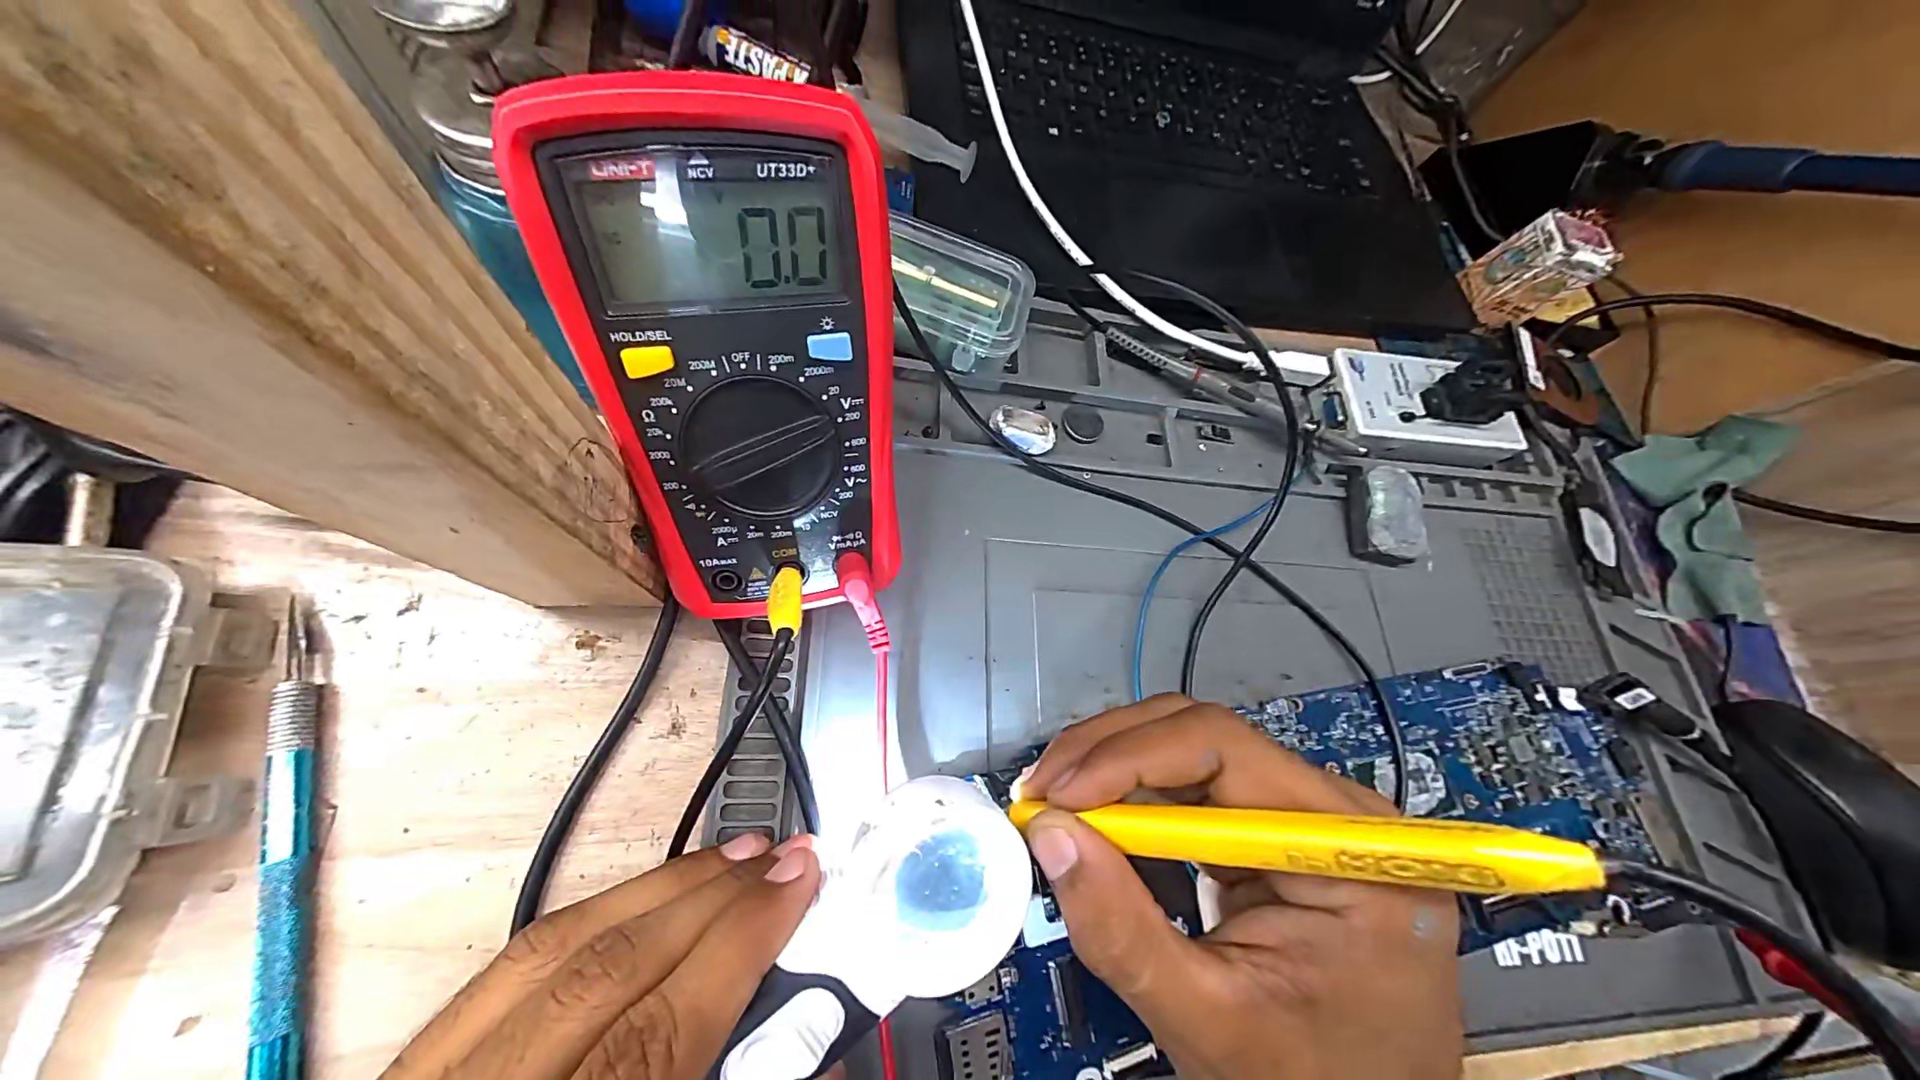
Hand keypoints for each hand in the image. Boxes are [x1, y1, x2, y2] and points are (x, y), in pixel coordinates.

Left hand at [381, 834, 819, 1079]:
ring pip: (551, 947)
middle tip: (782, 856)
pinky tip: (654, 894)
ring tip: (732, 856)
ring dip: (662, 888)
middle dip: (713, 895)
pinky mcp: (407, 1067)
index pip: (654, 1036)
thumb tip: (810, 1033)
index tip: (797, 881)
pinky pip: (516, 962)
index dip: (742, 941)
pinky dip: (603, 912)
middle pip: (603, 972)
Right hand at [1018, 695, 1462, 1079]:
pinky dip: (1126, 793)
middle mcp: (1326, 808)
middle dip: (1106, 753)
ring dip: (1107, 765)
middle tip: (1040, 792)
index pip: (1223, 748)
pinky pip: (1185, 785)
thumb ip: (1124, 933)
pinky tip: (1088, 812)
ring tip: (1051, 799)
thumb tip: (1051, 834)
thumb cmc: (1308, 1078)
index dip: (1130, 758)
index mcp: (1345, 846)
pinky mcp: (1262, 826)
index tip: (1059, 796)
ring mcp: (1295, 812)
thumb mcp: (1209, 1021)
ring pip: (1183, 747)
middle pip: (1199, 733)